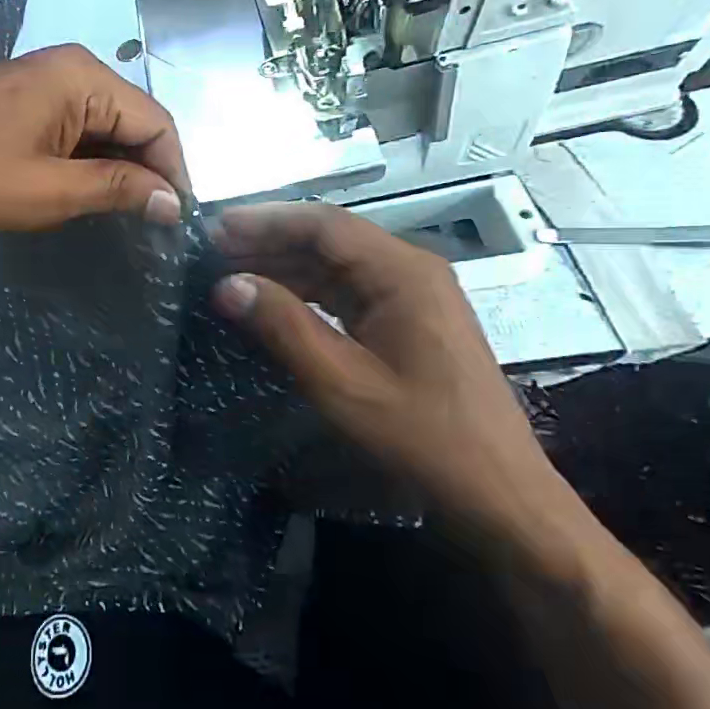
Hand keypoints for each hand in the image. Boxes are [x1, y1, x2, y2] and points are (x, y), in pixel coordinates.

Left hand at [0, 44, 189, 233]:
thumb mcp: (51, 190)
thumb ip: (120, 190)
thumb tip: (173, 203)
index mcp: (84, 77)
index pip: (157, 122)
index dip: (174, 170)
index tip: (176, 217)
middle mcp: (74, 66)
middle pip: (137, 120)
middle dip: (149, 168)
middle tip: (153, 218)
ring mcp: (49, 78)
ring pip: (111, 125)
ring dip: (123, 165)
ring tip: (127, 209)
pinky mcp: (31, 96)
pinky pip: (83, 125)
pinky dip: (95, 157)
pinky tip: (92, 188)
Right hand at [209, 204, 559, 530]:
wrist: (496, 487)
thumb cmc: (421, 435)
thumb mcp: (342, 383)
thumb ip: (284, 327)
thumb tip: (227, 285)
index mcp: (402, 271)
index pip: (324, 224)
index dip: (265, 221)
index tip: (214, 229)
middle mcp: (411, 269)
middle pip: (332, 240)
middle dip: (272, 243)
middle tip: (213, 254)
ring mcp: (415, 295)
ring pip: (340, 267)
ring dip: (289, 269)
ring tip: (233, 277)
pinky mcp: (412, 321)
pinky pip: (354, 294)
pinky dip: (312, 296)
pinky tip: (277, 306)